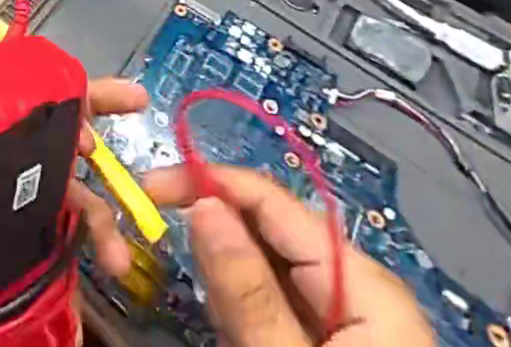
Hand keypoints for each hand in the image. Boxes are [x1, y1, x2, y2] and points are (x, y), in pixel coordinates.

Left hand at [0, 79, 151, 341]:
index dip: (47, 91)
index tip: (86, 102)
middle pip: (41, 138)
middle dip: (88, 132)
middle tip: (122, 144)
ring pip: (59, 192)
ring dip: (97, 209)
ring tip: (113, 251)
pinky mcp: (12, 258)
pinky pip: (58, 242)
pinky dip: (87, 246)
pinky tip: (101, 265)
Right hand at [144, 165, 433, 346]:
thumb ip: (247, 292)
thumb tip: (203, 204)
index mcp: (362, 281)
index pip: (271, 199)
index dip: (208, 181)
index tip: (148, 188)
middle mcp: (357, 285)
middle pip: (270, 227)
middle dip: (212, 224)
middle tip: (154, 236)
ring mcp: (347, 316)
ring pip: (268, 264)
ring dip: (222, 266)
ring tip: (196, 289)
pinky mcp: (331, 342)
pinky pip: (277, 301)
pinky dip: (242, 302)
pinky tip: (229, 324)